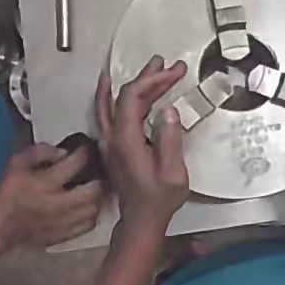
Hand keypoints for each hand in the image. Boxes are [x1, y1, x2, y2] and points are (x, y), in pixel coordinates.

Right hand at [0, 143, 105, 249]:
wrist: (0, 226)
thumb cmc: (8, 193)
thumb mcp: (17, 164)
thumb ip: (39, 152)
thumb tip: (63, 153)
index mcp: (47, 183)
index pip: (76, 163)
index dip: (83, 153)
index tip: (84, 150)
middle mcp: (60, 203)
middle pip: (93, 191)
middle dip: (96, 180)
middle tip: (92, 175)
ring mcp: (64, 221)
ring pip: (94, 208)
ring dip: (94, 198)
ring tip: (88, 192)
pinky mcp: (65, 235)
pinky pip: (88, 224)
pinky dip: (89, 215)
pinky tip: (82, 209)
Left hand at [96, 56, 188, 232]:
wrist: (140, 220)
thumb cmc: (159, 199)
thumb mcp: (172, 173)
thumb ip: (169, 140)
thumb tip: (168, 110)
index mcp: (126, 140)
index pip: (133, 98)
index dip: (153, 81)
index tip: (176, 73)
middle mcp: (112, 137)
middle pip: (123, 96)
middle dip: (147, 78)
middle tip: (168, 64)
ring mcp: (109, 141)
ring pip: (113, 103)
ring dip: (132, 84)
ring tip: (150, 68)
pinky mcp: (113, 146)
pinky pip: (108, 113)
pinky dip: (115, 96)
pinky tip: (116, 88)